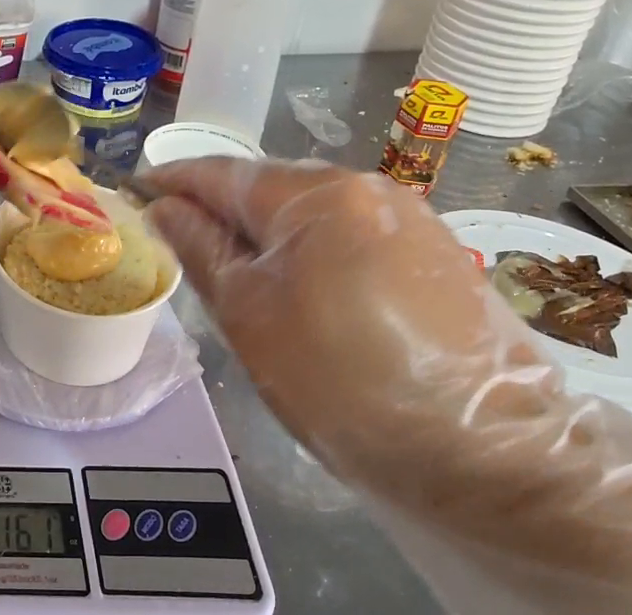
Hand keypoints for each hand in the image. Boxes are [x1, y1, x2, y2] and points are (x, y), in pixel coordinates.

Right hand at [137, 157, 631, 614]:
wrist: (491, 458)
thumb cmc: (342, 380)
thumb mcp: (250, 315)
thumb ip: (201, 250)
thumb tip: (166, 208)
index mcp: (317, 195)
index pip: (224, 173)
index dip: (175, 180)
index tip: (139, 187)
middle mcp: (368, 188)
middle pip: (272, 187)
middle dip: (223, 208)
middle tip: (182, 235)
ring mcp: (412, 219)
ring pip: (314, 213)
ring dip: (269, 231)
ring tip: (237, 267)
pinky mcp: (439, 255)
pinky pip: (353, 235)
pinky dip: (314, 250)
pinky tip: (302, 285)